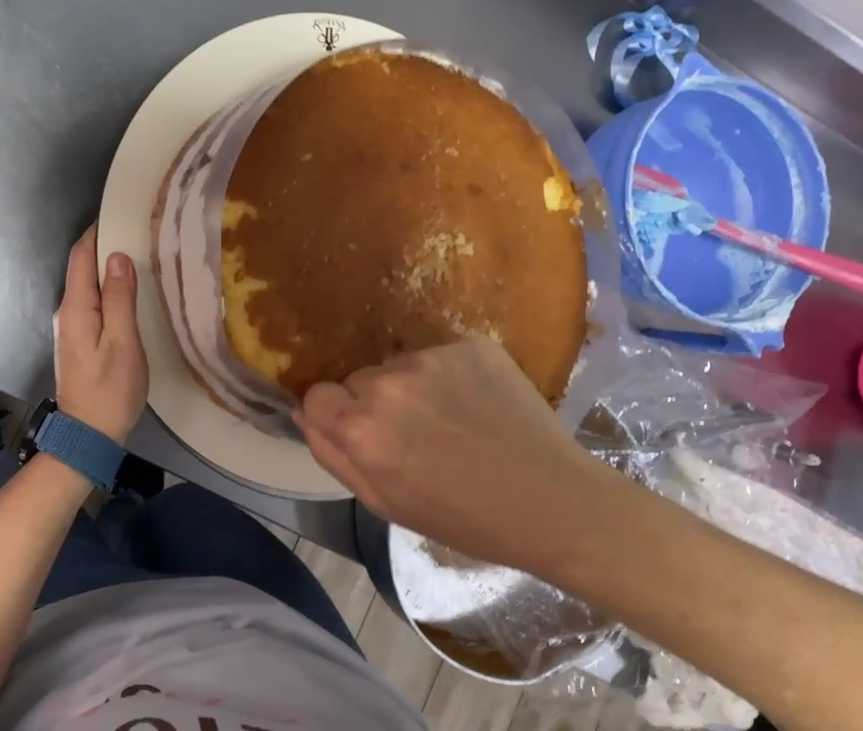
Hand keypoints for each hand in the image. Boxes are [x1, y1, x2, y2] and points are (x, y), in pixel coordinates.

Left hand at [54, 227, 148, 444]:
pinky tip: (128, 291)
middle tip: (138, 231)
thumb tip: (116, 256)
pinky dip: (107, 289)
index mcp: (76, 308)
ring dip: (106, 268)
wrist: (88, 435)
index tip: (120, 213)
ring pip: (87, 285)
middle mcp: (67, 312)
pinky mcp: (78, 340)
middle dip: (104, 246)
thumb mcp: (123, 343)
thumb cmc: (110, 390)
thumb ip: (119, 299)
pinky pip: (91, 302)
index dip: (96, 232)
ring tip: (138, 255)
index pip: (80, 257)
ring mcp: (70, 327)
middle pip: (82, 268)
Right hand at [296, 337, 617, 572]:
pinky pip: (437, 353)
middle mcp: (386, 383)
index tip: (368, 439)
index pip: (316, 395)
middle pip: (357, 379)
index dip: (338, 418)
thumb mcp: (384, 503)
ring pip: (396, 366)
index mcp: (360, 428)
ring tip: (453, 422)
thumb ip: (331, 455)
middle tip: (418, 438)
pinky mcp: (468, 344)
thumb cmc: (466, 519)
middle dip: (375, 404)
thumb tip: (302, 413)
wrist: (560, 506)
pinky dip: (449, 375)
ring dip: (411, 388)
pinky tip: (477, 405)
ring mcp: (429, 358)